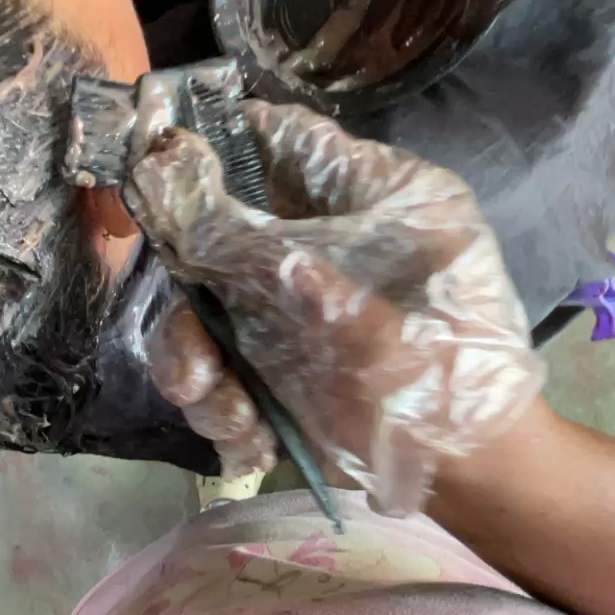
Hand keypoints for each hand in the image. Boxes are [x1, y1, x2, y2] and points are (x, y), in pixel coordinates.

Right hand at [127, 101, 544, 512]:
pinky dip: (220, 410)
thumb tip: (176, 187)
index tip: (154, 174)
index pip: (278, 142)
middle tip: (193, 364)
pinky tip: (251, 439)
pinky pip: (211, 371)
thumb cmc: (442, 375)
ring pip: (198, 318)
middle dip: (189, 311)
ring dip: (198, 374)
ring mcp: (283, 308)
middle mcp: (310, 246)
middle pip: (213, 243)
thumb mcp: (357, 311)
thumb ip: (266, 254)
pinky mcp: (266, 362)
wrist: (460, 472)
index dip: (212, 147)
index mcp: (359, 199)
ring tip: (231, 416)